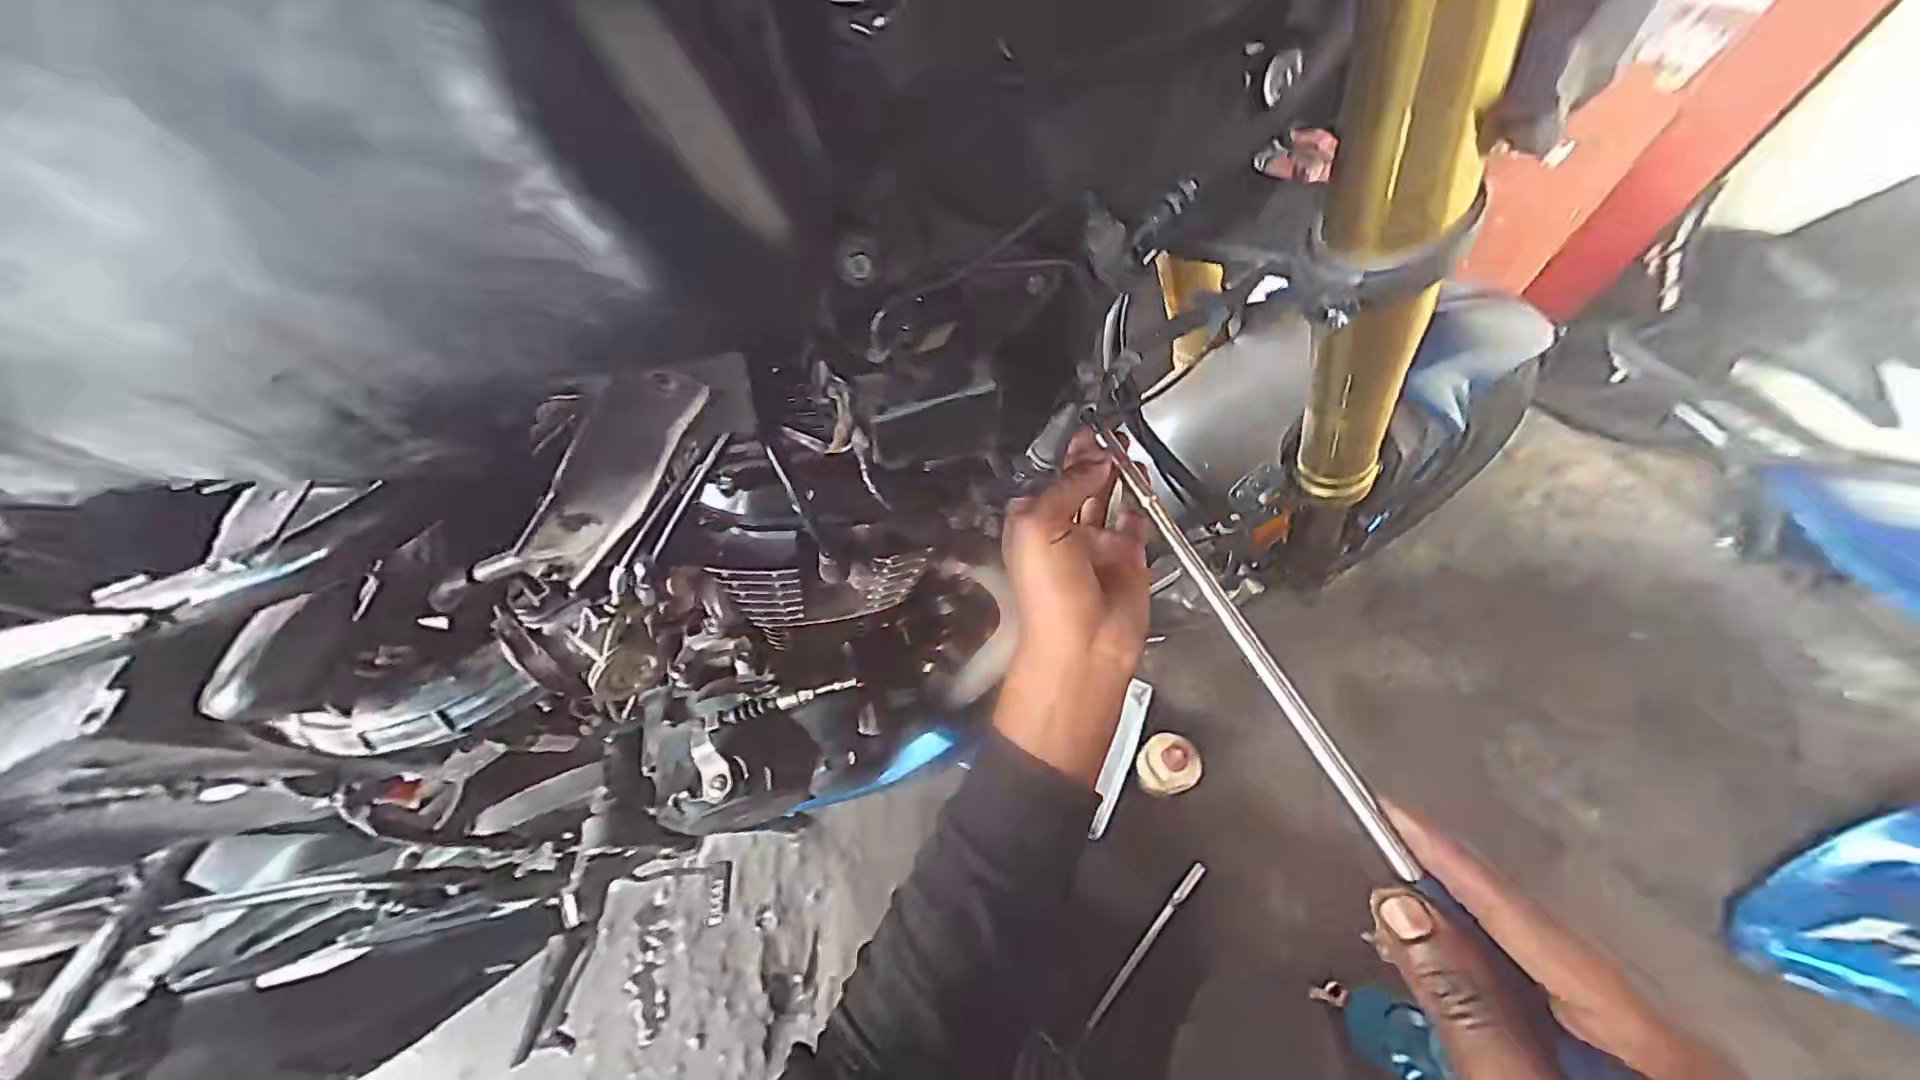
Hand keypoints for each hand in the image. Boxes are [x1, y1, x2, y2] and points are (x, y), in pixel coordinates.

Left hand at [993, 432, 1150, 785]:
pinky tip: (1141, 489)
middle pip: (1081, 487)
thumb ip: (1066, 488)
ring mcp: (1096, 548)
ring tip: (1126, 451)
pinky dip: (1140, 507)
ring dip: (1118, 476)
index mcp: (1034, 527)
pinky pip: (1135, 525)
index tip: (1083, 436)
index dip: (1067, 459)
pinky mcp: (1126, 561)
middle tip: (1108, 436)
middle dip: (1093, 461)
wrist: (1083, 644)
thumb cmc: (1048, 596)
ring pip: (1109, 500)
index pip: (1051, 482)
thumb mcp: (1039, 526)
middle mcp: (1063, 535)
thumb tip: (1091, 463)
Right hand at [1371, 803, 1739, 1079]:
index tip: (1392, 811)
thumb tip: (1399, 907)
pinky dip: (1483, 972)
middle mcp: (1659, 1030)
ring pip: (1535, 962)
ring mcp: (1647, 1047)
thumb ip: (1463, 1005)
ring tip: (1397, 914)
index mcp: (1651, 1036)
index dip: (1452, 860)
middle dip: (1448, 895)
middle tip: (1378, 868)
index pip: (1526, 919)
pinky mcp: (1623, 1061)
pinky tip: (1445, 966)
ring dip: (1459, 934)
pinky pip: (1542, 993)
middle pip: (1533, 936)